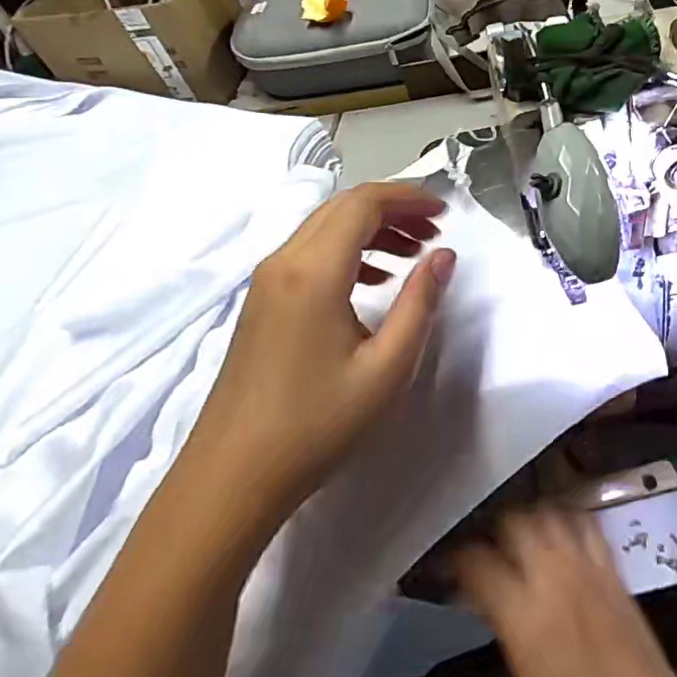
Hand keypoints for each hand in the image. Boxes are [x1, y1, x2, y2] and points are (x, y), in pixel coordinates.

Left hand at [191, 182, 455, 516]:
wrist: (231, 478)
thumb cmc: (318, 424)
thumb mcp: (387, 366)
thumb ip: (420, 302)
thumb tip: (444, 255)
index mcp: (313, 272)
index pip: (363, 204)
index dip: (408, 197)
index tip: (445, 212)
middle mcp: (283, 263)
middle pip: (341, 208)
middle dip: (393, 208)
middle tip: (435, 230)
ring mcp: (266, 283)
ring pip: (324, 229)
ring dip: (372, 229)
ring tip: (414, 253)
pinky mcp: (261, 304)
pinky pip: (309, 255)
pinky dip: (348, 252)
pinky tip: (376, 281)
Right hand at [454, 510, 676, 676]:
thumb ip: (497, 632)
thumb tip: (482, 614)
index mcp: (521, 612)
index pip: (475, 564)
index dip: (454, 558)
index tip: (446, 562)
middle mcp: (553, 574)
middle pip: (515, 522)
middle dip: (494, 526)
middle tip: (482, 540)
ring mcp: (586, 564)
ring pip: (552, 513)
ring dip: (532, 515)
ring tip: (519, 526)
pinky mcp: (613, 566)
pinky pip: (588, 524)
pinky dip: (571, 517)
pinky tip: (563, 525)